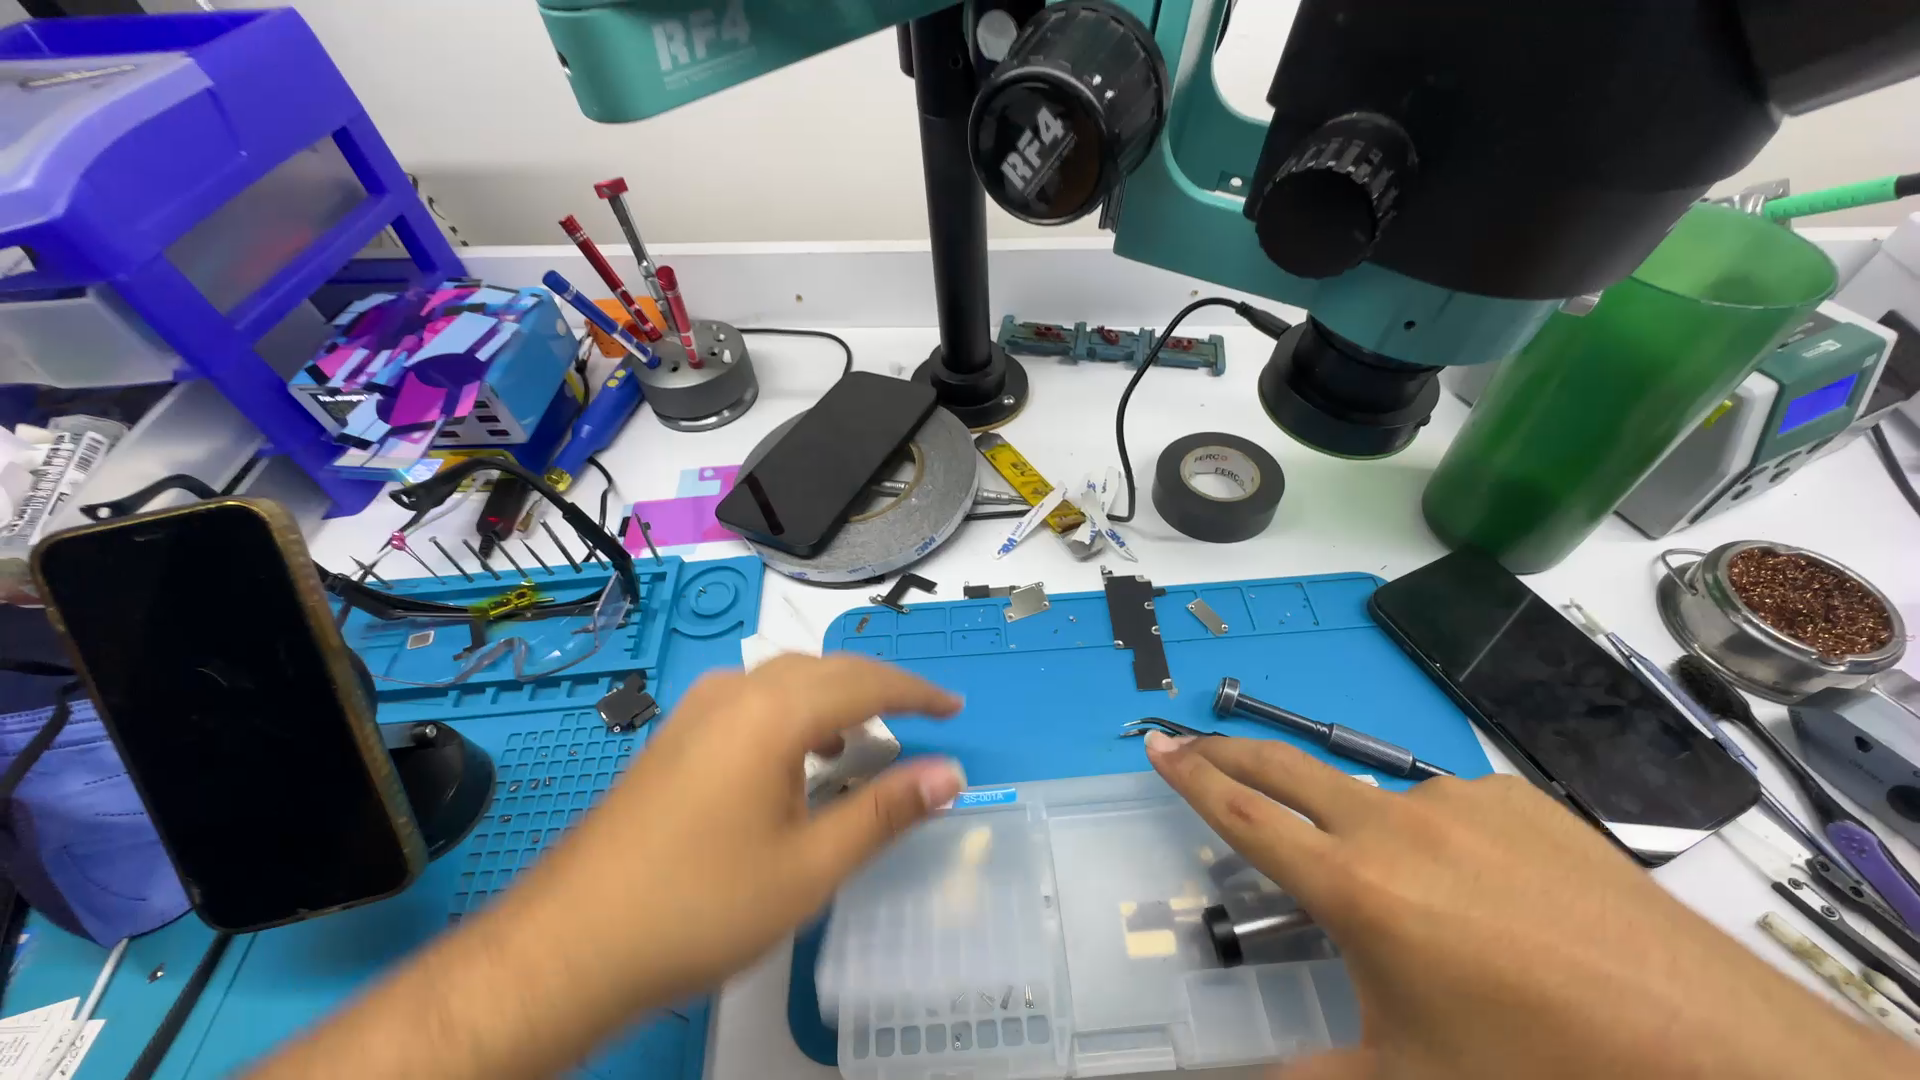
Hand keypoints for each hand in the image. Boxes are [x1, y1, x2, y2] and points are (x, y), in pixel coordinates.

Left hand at [511, 654, 965, 1005]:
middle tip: (921, 721)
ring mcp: (696, 710)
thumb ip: (885, 812)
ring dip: (833, 699)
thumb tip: (949, 775)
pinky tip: (794, 758)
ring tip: (862, 742)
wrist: (572, 942)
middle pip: (825, 670)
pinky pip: (751, 699)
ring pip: (784, 679)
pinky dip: (792, 712)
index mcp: (773, 713)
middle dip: (878, 690)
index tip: (955, 710)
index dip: (917, 694)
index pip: (865, 683)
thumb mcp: (810, 866)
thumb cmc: (703, 905)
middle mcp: (734, 692)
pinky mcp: (674, 735)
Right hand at [1142, 733, 1919, 1079]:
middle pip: (1286, 767)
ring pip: (1372, 798)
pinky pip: (1447, 808)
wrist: (1719, 1052)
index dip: (1193, 776)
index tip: (1158, 743)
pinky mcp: (1518, 798)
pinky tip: (1480, 890)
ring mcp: (1460, 802)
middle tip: (1194, 740)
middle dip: (1230, 750)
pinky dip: (1430, 836)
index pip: (1246, 814)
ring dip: (1347, 820)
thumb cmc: (1534, 1072)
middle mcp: (1394, 826)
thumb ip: (1305, 1078)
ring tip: (1388, 885)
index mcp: (1355, 889)